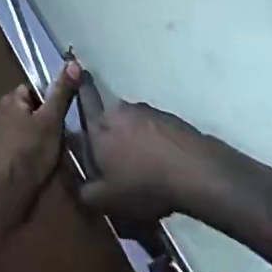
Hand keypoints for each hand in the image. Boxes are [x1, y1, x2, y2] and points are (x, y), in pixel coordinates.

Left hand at [0, 61, 81, 209]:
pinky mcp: (3, 156)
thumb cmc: (31, 149)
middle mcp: (1, 114)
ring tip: (59, 146)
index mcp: (10, 100)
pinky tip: (46, 160)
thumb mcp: (51, 118)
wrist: (10, 190)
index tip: (65, 110)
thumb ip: (61, 92)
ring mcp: (0, 136)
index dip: (50, 97)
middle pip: (32, 109)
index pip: (33, 88)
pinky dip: (35, 150)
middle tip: (65, 130)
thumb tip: (73, 62)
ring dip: (42, 136)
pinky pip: (24, 146)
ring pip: (29, 129)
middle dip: (47, 118)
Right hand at [74, 72, 228, 224]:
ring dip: (134, 139)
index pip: (85, 101)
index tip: (78, 71)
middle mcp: (119, 112)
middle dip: (110, 133)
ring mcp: (147, 112)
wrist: (193, 171)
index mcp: (98, 128)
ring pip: (133, 124)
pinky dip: (154, 142)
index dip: (80, 88)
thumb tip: (78, 185)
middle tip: (116, 159)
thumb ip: (85, 192)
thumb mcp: (106, 200)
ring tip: (143, 167)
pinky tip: (162, 165)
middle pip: (109, 118)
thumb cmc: (142, 184)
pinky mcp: (169, 118)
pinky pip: (154, 129)